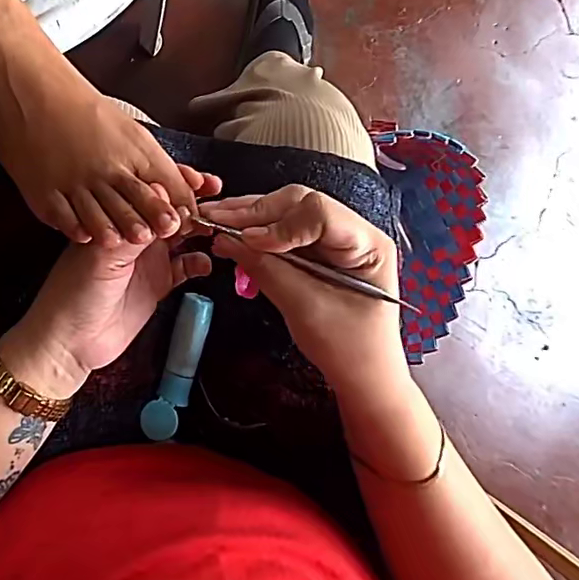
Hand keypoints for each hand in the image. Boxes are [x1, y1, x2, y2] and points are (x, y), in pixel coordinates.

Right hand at [0, 0, 205, 245]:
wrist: (23, 84)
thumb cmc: (68, 96)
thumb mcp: (120, 120)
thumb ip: (143, 153)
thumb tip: (165, 180)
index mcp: (132, 147)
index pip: (170, 187)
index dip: (181, 207)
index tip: (184, 217)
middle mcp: (107, 169)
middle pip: (141, 210)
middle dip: (154, 227)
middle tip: (158, 235)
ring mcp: (76, 185)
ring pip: (106, 224)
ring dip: (118, 234)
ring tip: (124, 239)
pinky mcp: (45, 193)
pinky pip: (69, 223)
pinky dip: (80, 231)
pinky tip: (86, 234)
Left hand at [1, 179, 219, 397]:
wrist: (71, 340)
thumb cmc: (72, 293)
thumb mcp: (101, 256)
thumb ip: (133, 228)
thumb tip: (163, 195)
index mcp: (116, 219)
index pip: (150, 192)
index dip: (175, 182)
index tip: (197, 179)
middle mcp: (134, 234)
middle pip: (171, 209)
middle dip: (194, 200)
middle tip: (217, 196)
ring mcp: (147, 258)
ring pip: (183, 235)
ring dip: (201, 229)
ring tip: (216, 228)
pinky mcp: (158, 283)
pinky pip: (186, 267)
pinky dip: (199, 262)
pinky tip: (204, 262)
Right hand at [200, 185, 404, 388]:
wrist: (363, 376)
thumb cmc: (348, 347)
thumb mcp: (304, 307)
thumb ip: (266, 268)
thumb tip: (226, 240)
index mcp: (366, 243)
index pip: (318, 212)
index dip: (279, 223)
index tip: (248, 241)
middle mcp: (351, 230)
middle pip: (296, 203)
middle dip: (254, 213)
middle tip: (214, 220)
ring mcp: (331, 238)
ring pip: (283, 211)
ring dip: (246, 218)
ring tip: (212, 221)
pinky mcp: (313, 247)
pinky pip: (278, 229)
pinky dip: (251, 231)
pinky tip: (227, 233)